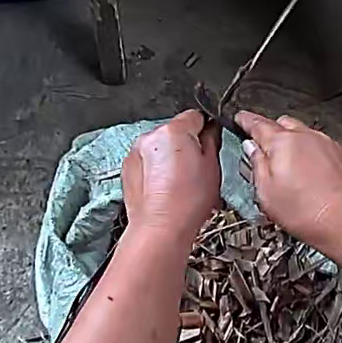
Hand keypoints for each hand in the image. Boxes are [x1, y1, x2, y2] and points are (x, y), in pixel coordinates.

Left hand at [121, 111, 221, 238]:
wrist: (161, 227)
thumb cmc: (187, 201)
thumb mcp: (213, 167)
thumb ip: (212, 141)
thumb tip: (212, 130)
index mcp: (174, 131)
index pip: (195, 116)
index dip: (207, 129)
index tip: (211, 143)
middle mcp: (151, 136)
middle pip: (176, 130)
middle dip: (188, 143)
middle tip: (199, 166)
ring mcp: (136, 151)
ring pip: (162, 145)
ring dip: (172, 155)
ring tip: (182, 180)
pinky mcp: (128, 167)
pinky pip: (149, 159)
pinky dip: (158, 167)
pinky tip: (168, 185)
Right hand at [235, 112, 341, 251]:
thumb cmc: (310, 214)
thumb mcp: (267, 193)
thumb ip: (256, 165)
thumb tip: (251, 149)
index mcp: (283, 142)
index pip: (258, 123)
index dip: (246, 120)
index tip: (241, 119)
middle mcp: (307, 137)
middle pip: (282, 124)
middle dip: (271, 133)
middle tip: (263, 151)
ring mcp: (327, 144)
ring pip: (303, 134)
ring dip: (293, 144)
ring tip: (288, 169)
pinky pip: (320, 145)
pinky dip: (311, 153)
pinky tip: (309, 174)